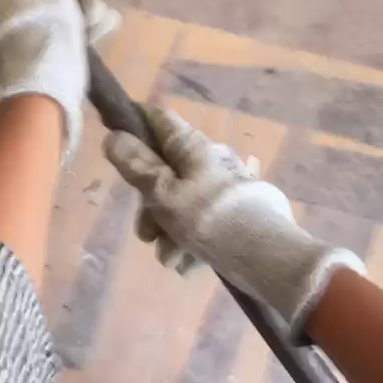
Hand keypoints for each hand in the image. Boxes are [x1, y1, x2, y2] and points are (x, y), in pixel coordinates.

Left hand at [0, 0, 119, 158]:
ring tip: (89, 14)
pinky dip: (94, 25)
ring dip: (85, 2)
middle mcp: (16, 12)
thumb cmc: (38, 34)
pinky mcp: (63, 50)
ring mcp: (40, 32)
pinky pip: (83, 24)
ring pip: (69, 0)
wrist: (52, 92)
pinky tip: (99, 27)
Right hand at [104, 105, 362, 340]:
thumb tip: (113, 136)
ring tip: (170, 258)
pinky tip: (188, 263)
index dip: (133, 123)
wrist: (269, 258)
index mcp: (192, 147)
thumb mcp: (162, 193)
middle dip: (149, 206)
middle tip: (146, 234)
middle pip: (164, 171)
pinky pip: (201, 222)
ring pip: (179, 202)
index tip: (114, 140)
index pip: (157, 119)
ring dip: (167, 232)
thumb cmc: (209, 220)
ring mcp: (224, 187)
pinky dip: (189, 241)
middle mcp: (209, 160)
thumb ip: (135, 166)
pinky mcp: (237, 213)